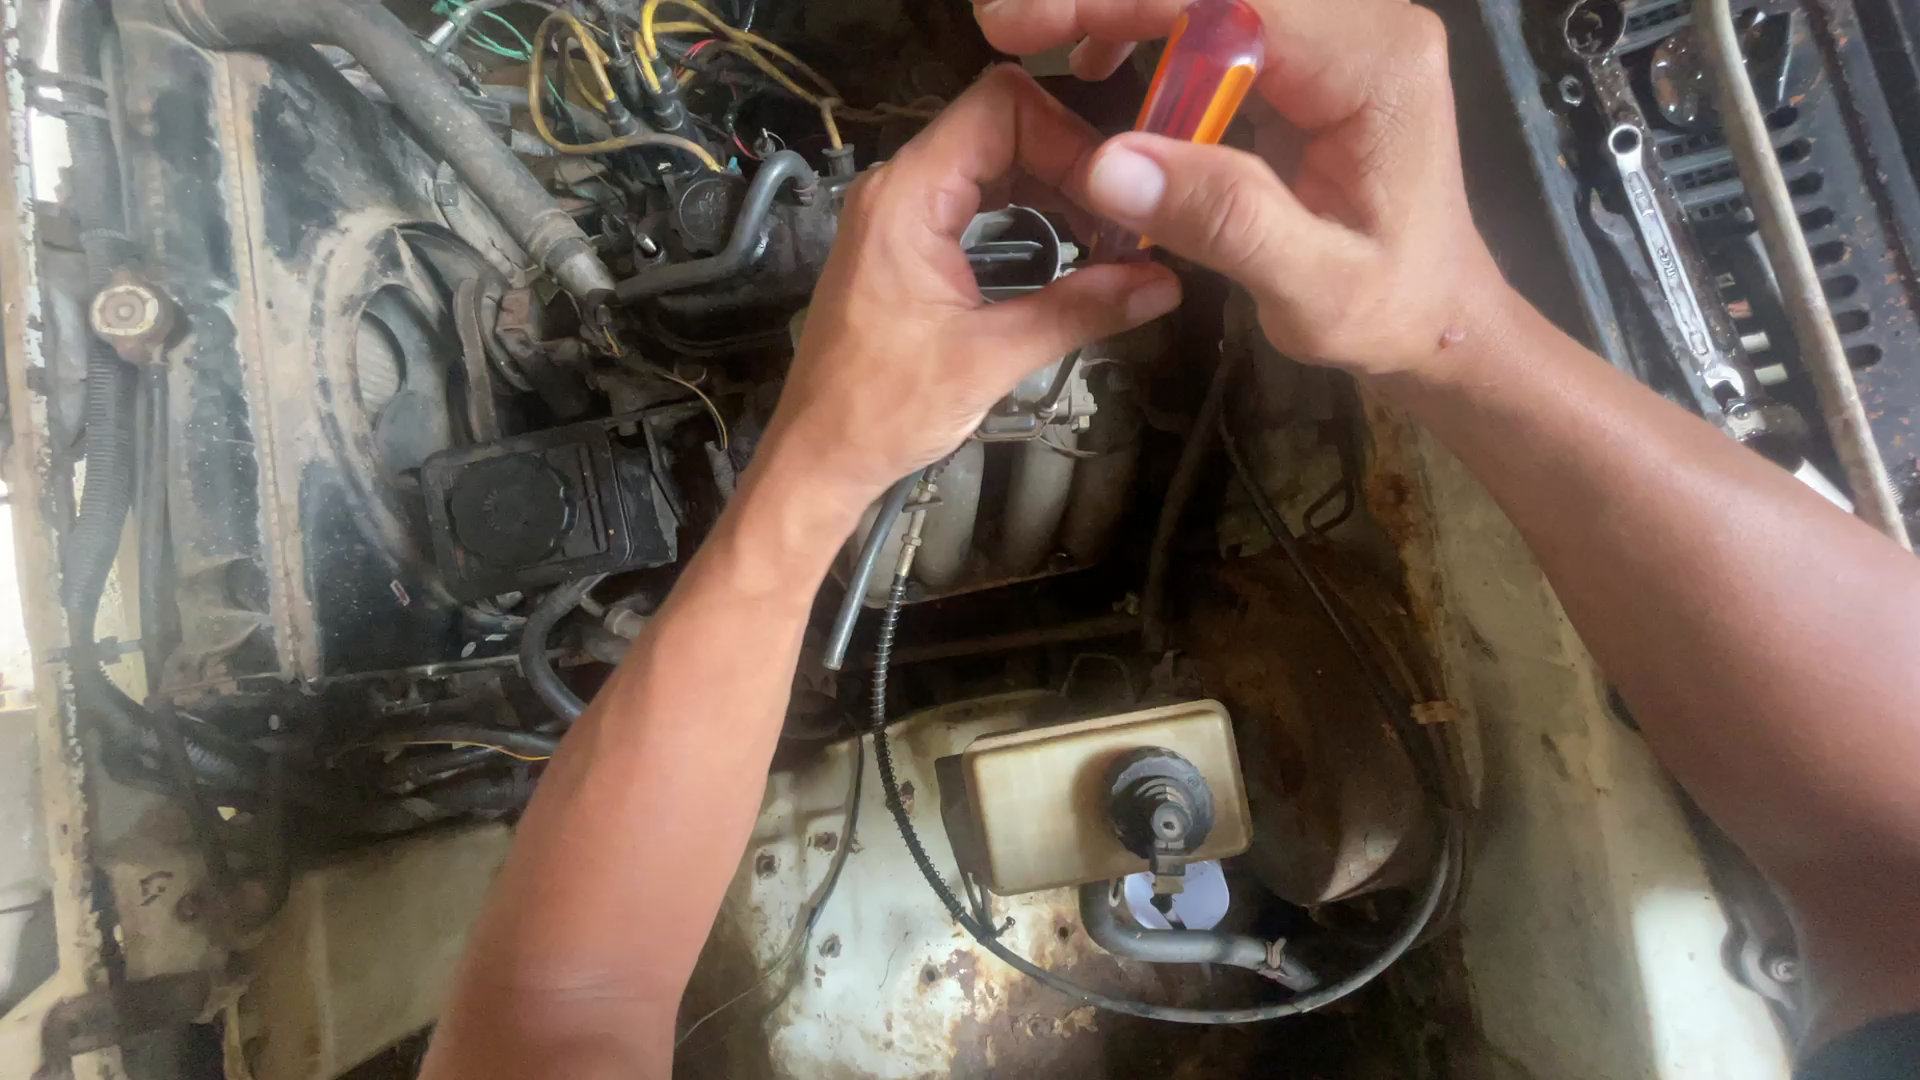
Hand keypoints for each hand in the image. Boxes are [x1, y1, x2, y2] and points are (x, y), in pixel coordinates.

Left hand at [762, 65, 1182, 503]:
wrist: (822, 457)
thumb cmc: (887, 410)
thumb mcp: (990, 358)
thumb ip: (1078, 311)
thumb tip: (1164, 283)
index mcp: (908, 197)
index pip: (1002, 109)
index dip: (1070, 139)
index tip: (1117, 201)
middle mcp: (898, 190)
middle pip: (999, 131)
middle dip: (1069, 167)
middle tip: (1123, 222)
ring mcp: (897, 219)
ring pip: (988, 169)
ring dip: (1050, 194)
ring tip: (1104, 239)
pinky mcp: (904, 252)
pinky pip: (971, 208)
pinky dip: (1021, 220)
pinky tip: (1061, 253)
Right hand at [974, 0, 1509, 376]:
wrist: (1436, 315)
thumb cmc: (1386, 309)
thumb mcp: (1311, 286)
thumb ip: (1223, 220)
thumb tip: (1104, 165)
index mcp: (1370, 65)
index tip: (1027, 23)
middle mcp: (1356, 29)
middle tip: (1012, 21)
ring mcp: (1331, 46)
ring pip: (1213, 1)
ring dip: (1127, 11)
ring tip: (1053, 44)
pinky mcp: (1306, 70)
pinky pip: (1218, 32)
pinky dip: (1152, 40)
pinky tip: (1112, 68)